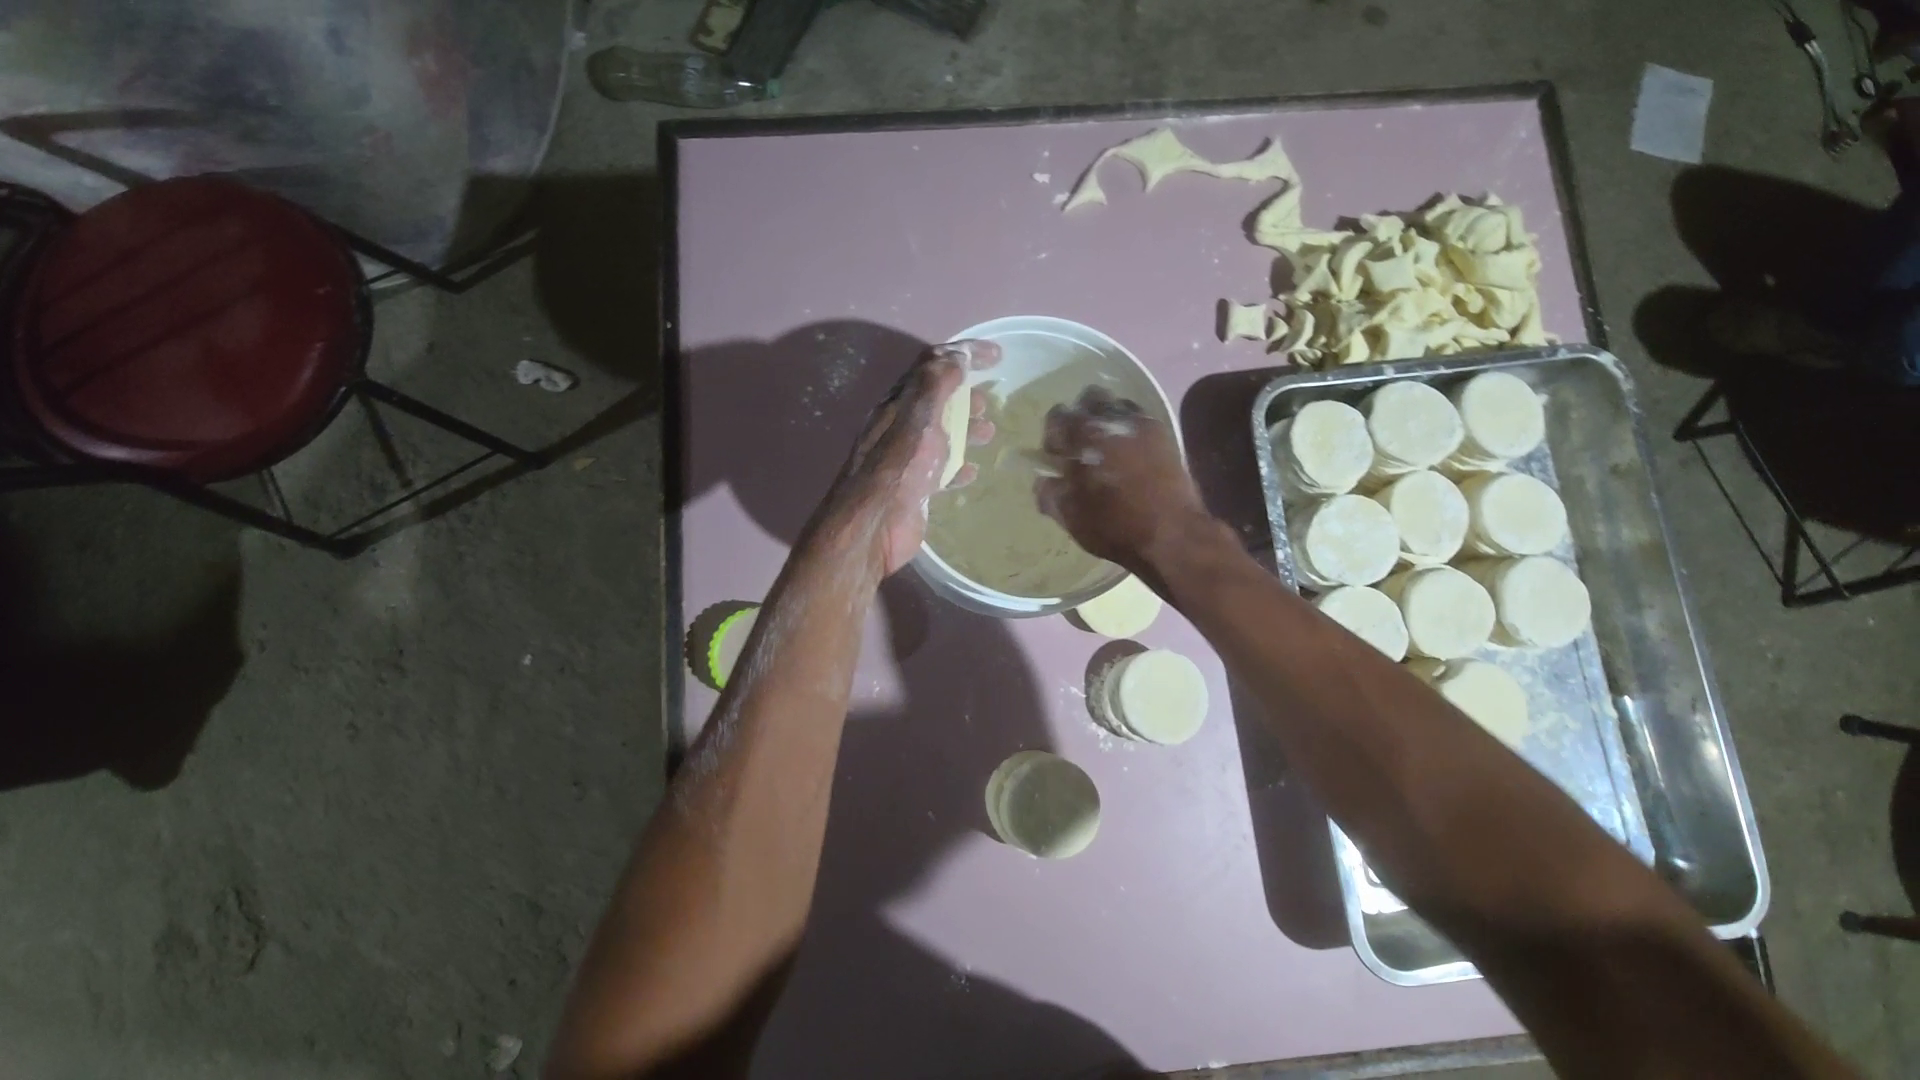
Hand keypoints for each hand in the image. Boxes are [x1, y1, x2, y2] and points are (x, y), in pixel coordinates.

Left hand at [818, 339, 1000, 575]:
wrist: (872, 529)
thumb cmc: (897, 470)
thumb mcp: (917, 419)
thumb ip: (936, 384)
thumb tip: (957, 356)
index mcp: (897, 404)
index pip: (932, 365)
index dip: (964, 353)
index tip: (997, 355)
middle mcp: (900, 427)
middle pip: (937, 399)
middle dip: (965, 393)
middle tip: (991, 398)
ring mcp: (907, 459)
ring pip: (941, 434)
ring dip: (966, 428)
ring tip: (990, 432)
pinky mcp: (914, 489)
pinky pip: (941, 470)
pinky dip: (959, 466)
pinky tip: (973, 471)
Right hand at [1034, 385, 1211, 574]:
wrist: (1172, 534)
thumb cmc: (1114, 525)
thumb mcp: (1069, 515)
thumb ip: (1049, 493)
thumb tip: (1045, 481)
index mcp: (1082, 433)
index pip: (1057, 415)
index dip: (1053, 436)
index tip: (1057, 459)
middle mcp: (1112, 418)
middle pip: (1090, 398)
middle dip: (1082, 417)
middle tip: (1082, 446)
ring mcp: (1143, 424)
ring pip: (1118, 406)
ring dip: (1109, 421)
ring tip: (1109, 451)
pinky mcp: (1166, 436)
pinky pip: (1142, 422)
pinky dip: (1132, 432)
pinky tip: (1132, 458)